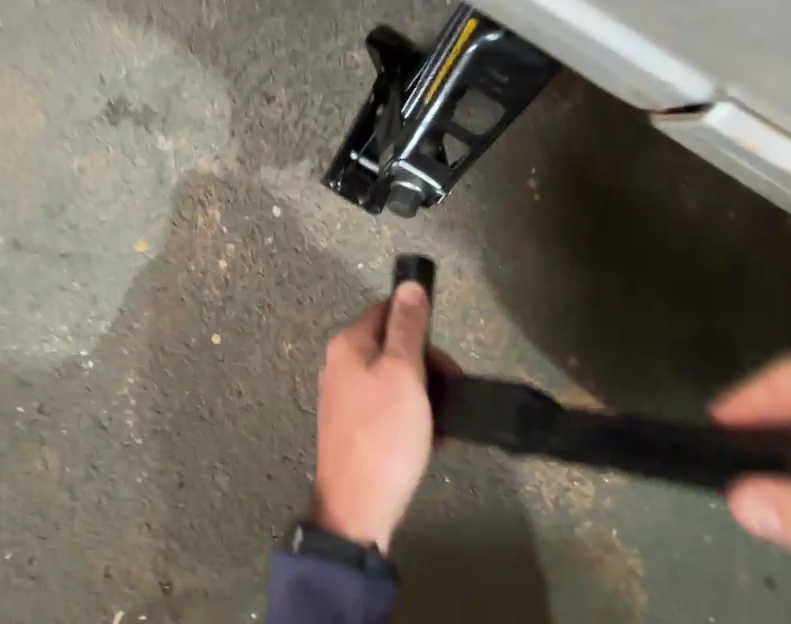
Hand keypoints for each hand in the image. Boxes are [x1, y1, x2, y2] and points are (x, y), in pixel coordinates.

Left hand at [309, 282, 455, 550]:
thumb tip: (409, 284)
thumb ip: (408, 327)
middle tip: (451, 388)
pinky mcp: (354, 428)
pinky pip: (389, 408)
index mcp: (348, 344)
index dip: (419, 324)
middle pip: (392, 344)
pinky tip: (432, 436)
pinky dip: (412, 416)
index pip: (386, 309)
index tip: (444, 354)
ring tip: (444, 418)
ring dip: (424, 392)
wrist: (359, 506)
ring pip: (394, 378)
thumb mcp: (404, 372)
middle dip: (426, 362)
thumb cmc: (385, 433)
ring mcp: (344, 398)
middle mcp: (339, 365)